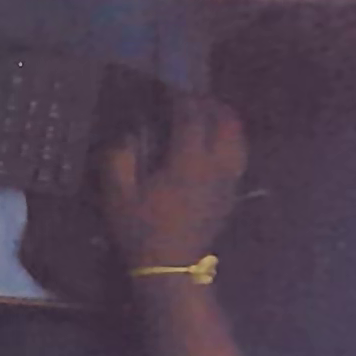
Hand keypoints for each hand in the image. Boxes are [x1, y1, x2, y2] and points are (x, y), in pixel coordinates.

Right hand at [102, 94, 246, 269]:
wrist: (171, 266)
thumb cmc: (140, 229)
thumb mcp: (117, 195)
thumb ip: (119, 159)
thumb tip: (127, 135)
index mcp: (188, 162)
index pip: (192, 118)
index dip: (181, 99)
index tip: (169, 88)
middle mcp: (217, 165)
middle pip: (226, 122)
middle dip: (210, 104)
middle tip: (190, 96)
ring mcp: (229, 180)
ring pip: (238, 137)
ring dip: (223, 120)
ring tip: (205, 114)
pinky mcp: (231, 192)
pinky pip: (237, 154)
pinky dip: (227, 139)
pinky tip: (211, 143)